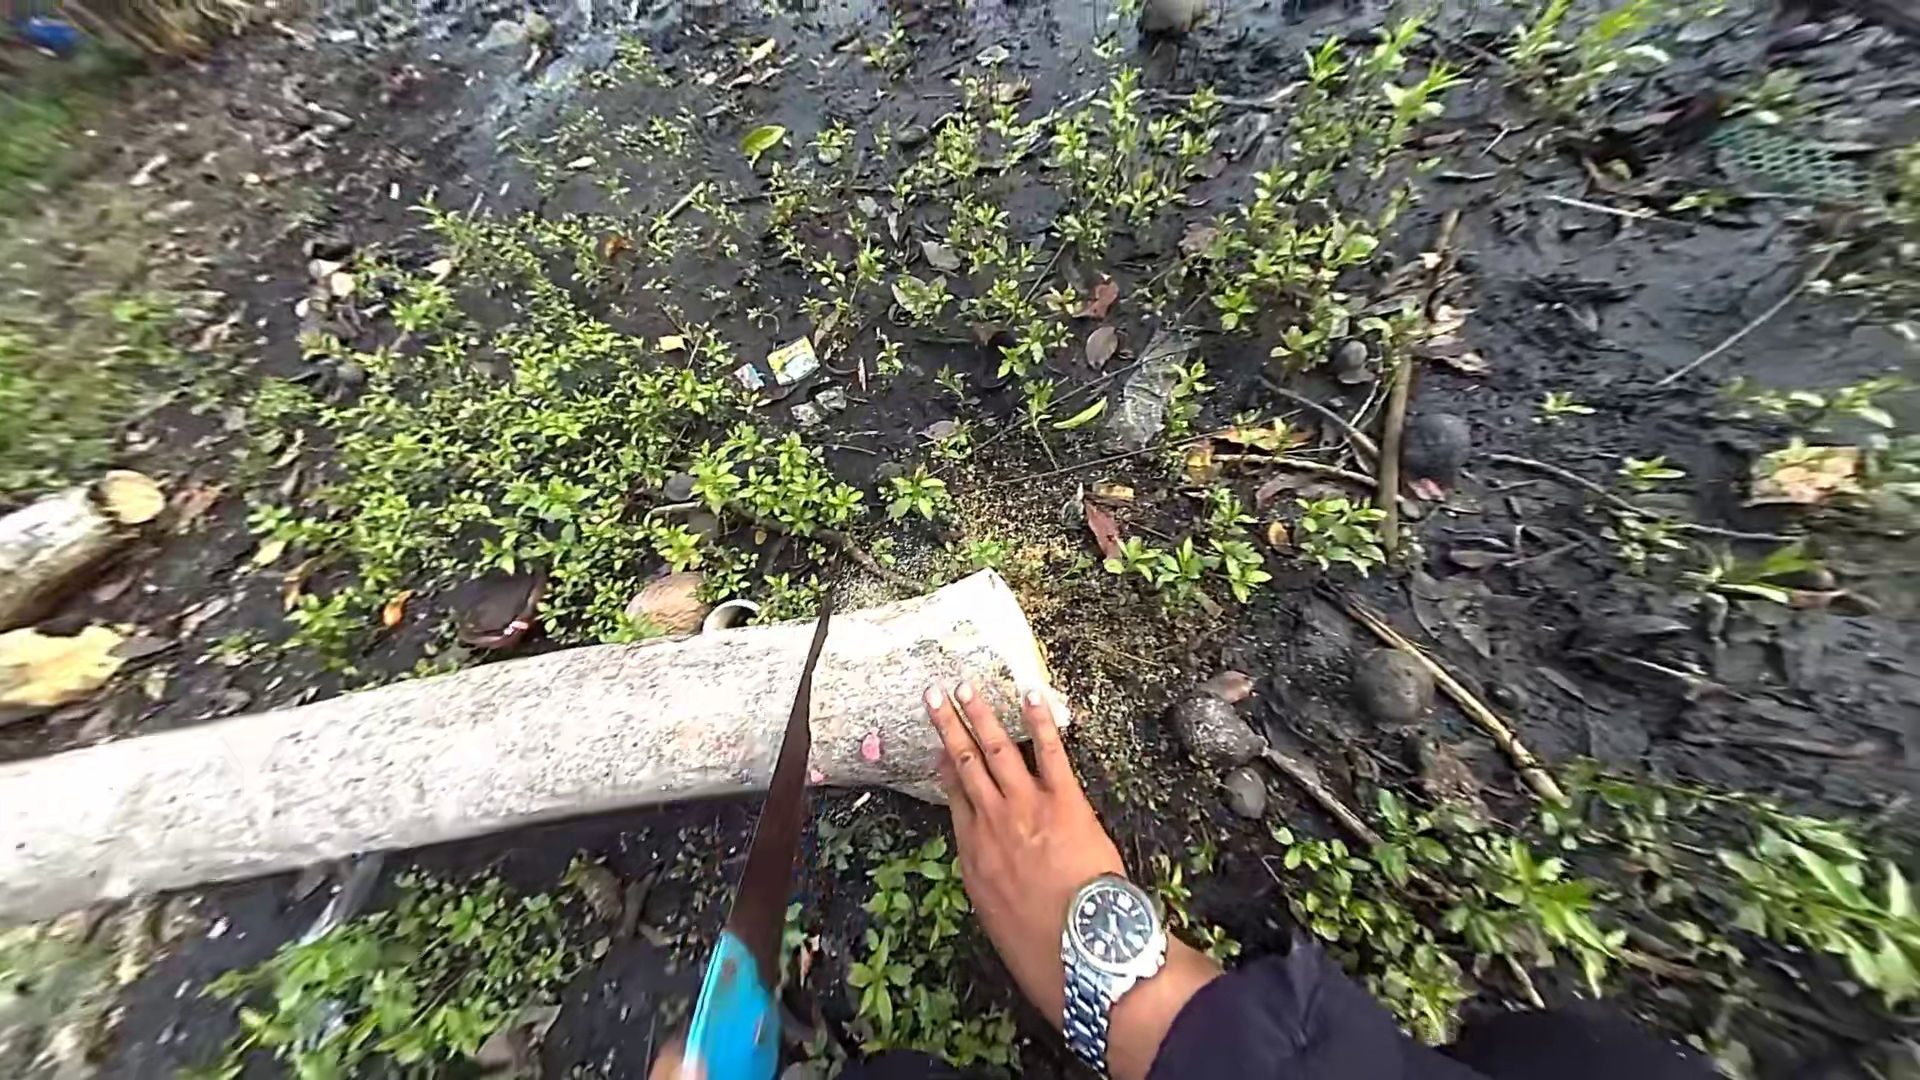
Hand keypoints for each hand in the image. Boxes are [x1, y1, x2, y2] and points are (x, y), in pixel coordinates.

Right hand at [924, 680, 1125, 1023]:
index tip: (937, 745)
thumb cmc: (1042, 947)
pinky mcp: (1064, 800)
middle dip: (949, 725)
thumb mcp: (996, 916)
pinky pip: (1049, 753)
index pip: (954, 795)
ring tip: (965, 686)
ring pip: (996, 749)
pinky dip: (1039, 722)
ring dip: (980, 714)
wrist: (1084, 956)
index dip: (945, 765)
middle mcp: (993, 821)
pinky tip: (1030, 695)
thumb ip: (984, 875)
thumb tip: (978, 851)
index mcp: (975, 852)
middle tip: (934, 694)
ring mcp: (1027, 806)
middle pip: (964, 762)